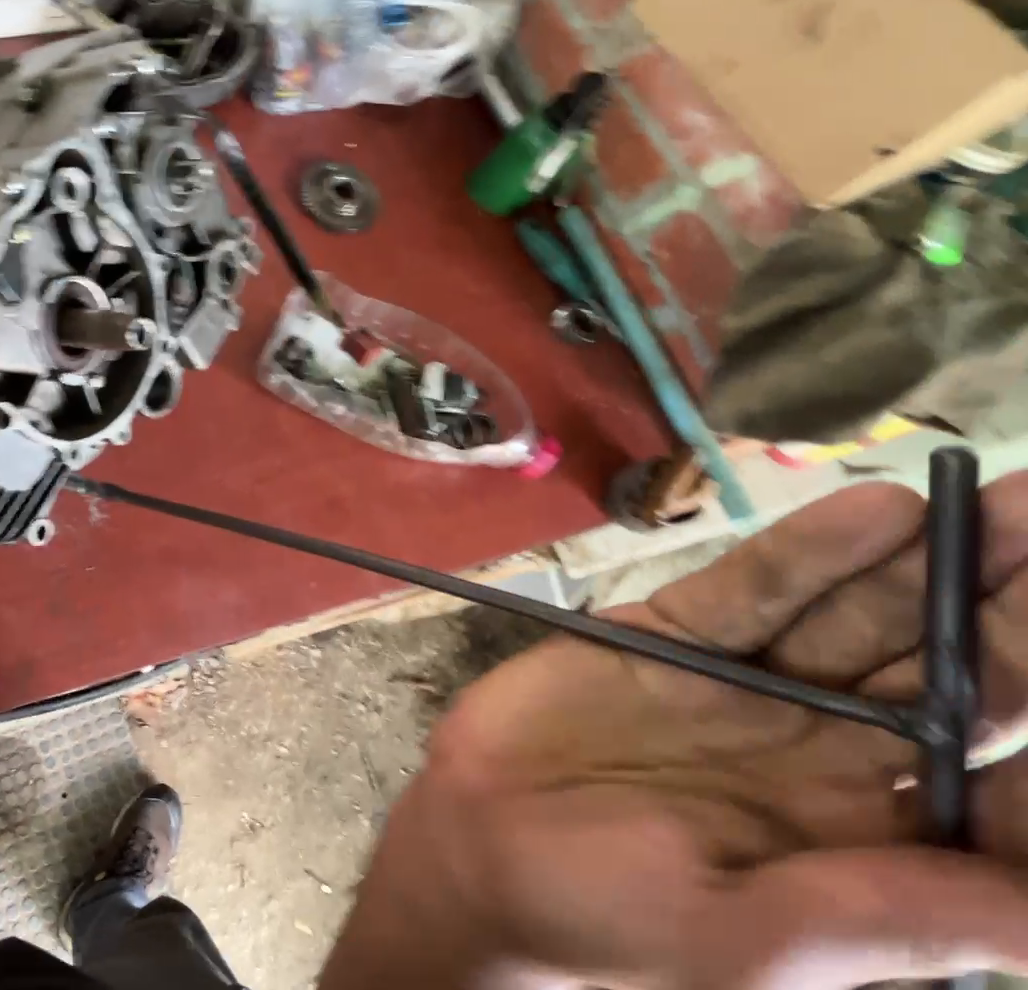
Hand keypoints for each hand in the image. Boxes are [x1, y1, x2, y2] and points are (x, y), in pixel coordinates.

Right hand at [327, 479, 1027, 988]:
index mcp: (871, 829)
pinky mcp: (661, 641)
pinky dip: (807, 553)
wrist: (474, 860)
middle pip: (944, 666)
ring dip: (932, 560)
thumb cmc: (612, 925)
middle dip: (1015, 604)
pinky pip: (746, 593)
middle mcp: (822, 745)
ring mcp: (741, 683)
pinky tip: (878, 514)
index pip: (999, 763)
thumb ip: (900, 913)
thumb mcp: (762, 947)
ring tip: (1012, 502)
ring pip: (854, 613)